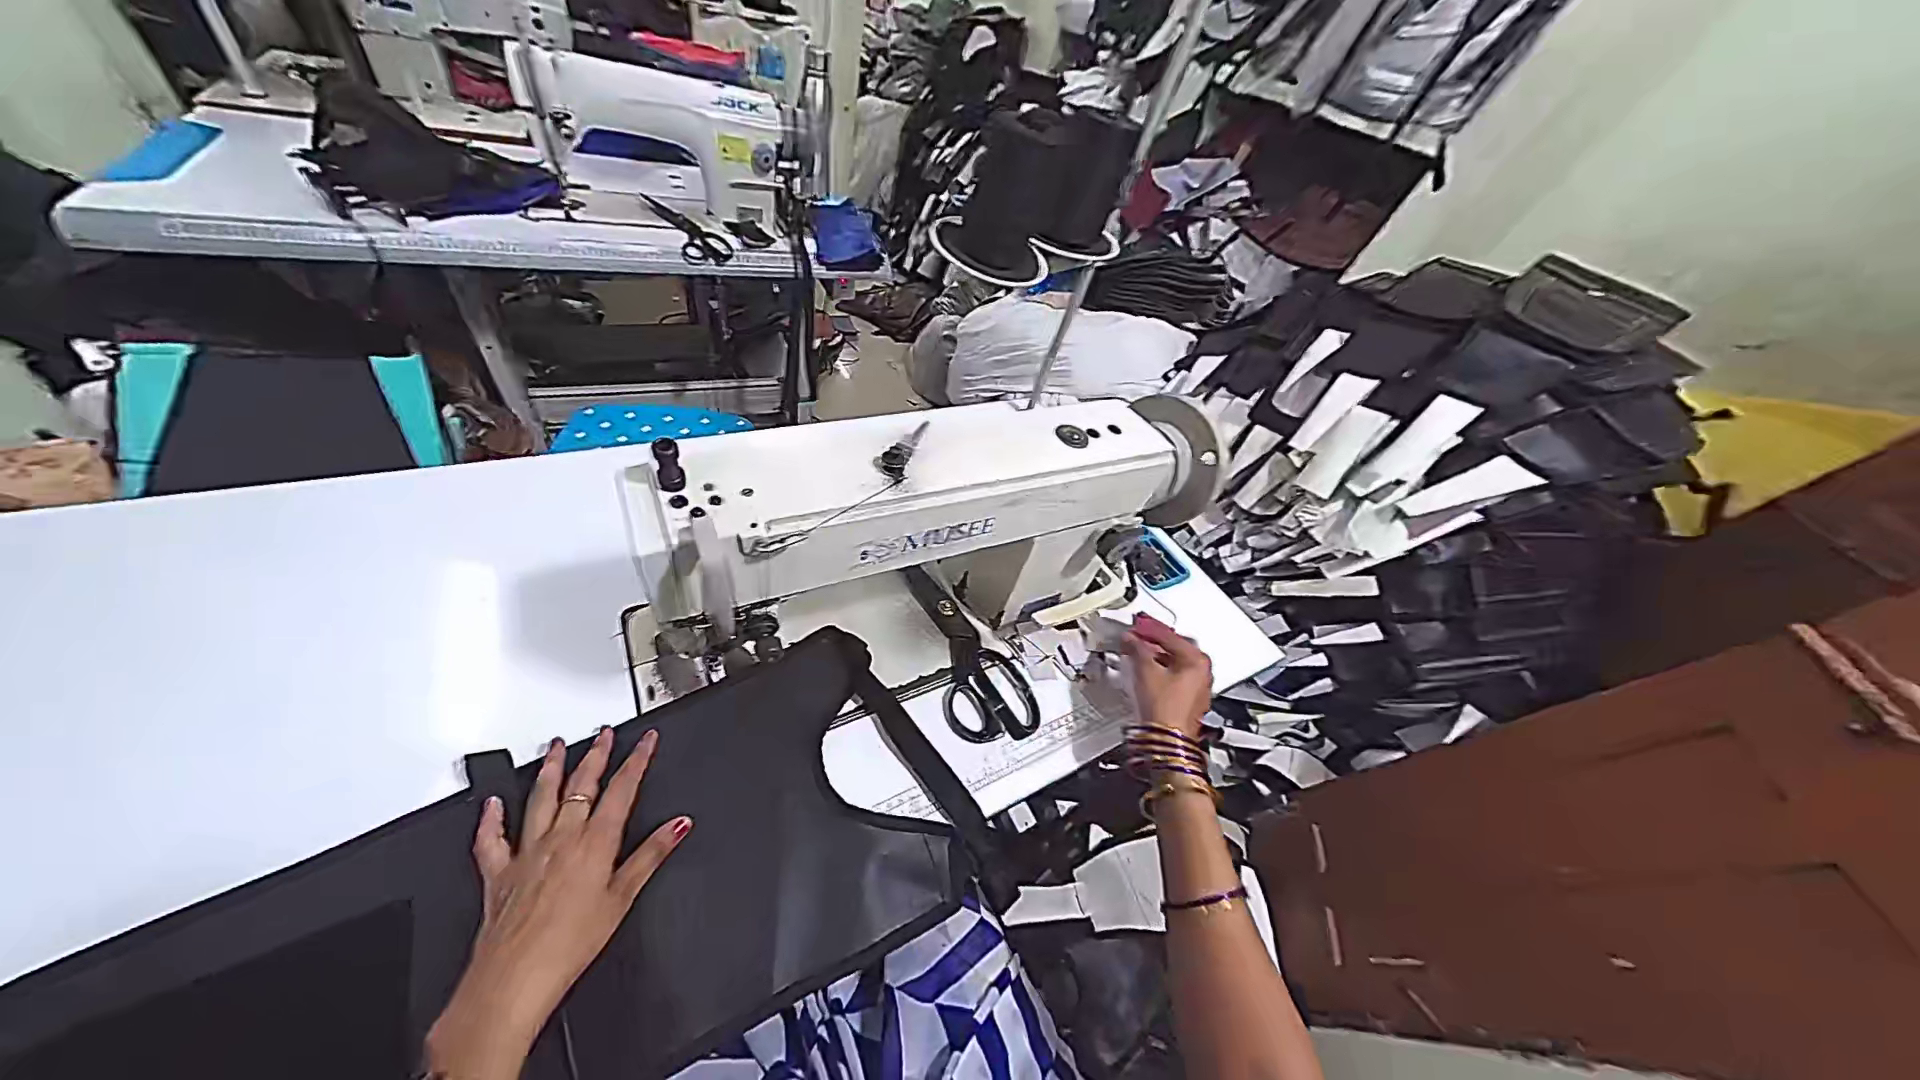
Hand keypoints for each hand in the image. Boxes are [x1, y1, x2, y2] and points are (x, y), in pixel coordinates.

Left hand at [425, 727, 690, 1079]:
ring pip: (540, 799)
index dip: (637, 759)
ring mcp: (527, 853)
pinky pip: (491, 838)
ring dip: (550, 769)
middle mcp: (560, 839)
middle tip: (604, 734)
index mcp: (594, 843)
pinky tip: (493, 802)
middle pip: (581, 784)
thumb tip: (679, 825)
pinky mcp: (498, 875)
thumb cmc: (568, 945)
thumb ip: (652, 855)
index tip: (646, 740)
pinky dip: (491, 817)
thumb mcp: (624, 898)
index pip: (622, 788)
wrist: (513, 981)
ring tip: (556, 747)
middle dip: (596, 755)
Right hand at [1123, 613, 1212, 740]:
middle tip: (1138, 636)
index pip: (1169, 636)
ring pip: (1174, 661)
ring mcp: (1197, 687)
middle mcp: (1203, 672)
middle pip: (1175, 647)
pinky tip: (1146, 671)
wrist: (1167, 741)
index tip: (1135, 626)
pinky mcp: (1188, 699)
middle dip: (1154, 641)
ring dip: (1156, 655)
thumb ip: (1137, 649)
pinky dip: (1160, 669)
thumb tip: (1131, 640)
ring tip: (1137, 652)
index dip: (1148, 629)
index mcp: (1197, 660)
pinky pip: (1174, 675)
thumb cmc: (1166, 711)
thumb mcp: (1146, 671)